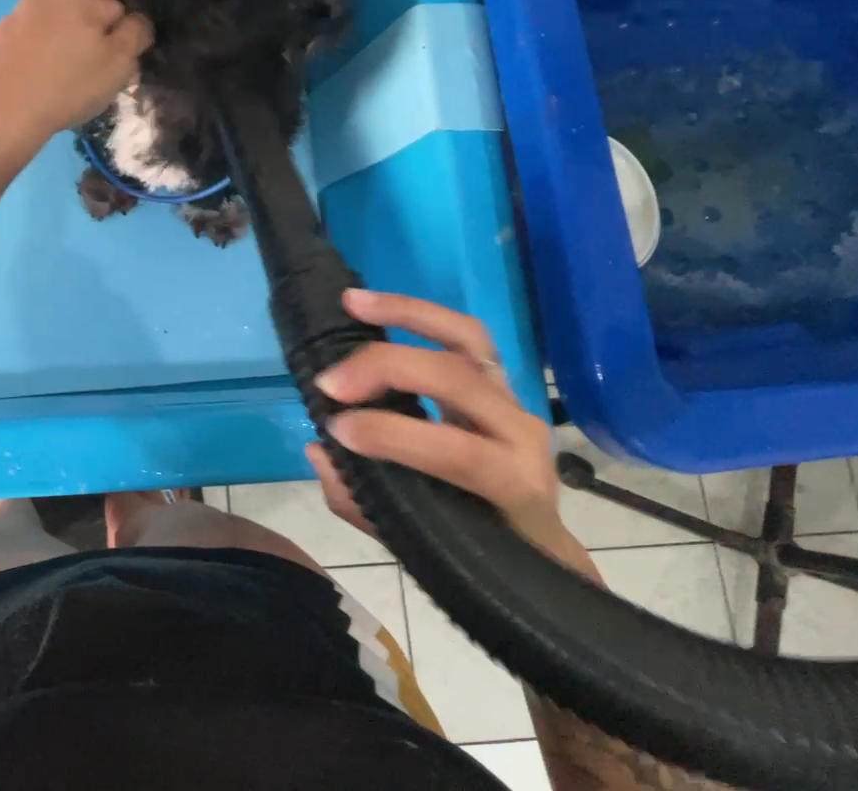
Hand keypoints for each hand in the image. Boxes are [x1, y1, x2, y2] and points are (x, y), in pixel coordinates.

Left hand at [0, 0, 151, 138]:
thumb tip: (137, 21)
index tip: (113, 70)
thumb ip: (137, 34)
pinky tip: (35, 88)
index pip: (116, 12)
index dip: (120, 42)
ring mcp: (15, 17)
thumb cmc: (71, 85)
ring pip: (52, 34)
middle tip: (88, 82)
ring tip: (59, 88)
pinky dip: (34, 63)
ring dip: (60, 53)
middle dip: (88, 45)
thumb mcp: (121, 62)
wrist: (5, 112)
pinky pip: (27, 49)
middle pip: (82, 20)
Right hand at [303, 289, 595, 576]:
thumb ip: (367, 505)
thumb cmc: (480, 552)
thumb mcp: (422, 544)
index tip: (338, 431)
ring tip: (352, 304)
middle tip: (329, 382)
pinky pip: (461, 335)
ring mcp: (510, 399)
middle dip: (388, 373)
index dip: (396, 437)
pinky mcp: (494, 379)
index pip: (459, 452)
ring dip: (405, 315)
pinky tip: (370, 307)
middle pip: (458, 380)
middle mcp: (520, 433)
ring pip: (466, 339)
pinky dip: (415, 314)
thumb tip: (322, 455)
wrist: (535, 548)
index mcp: (512, 485)